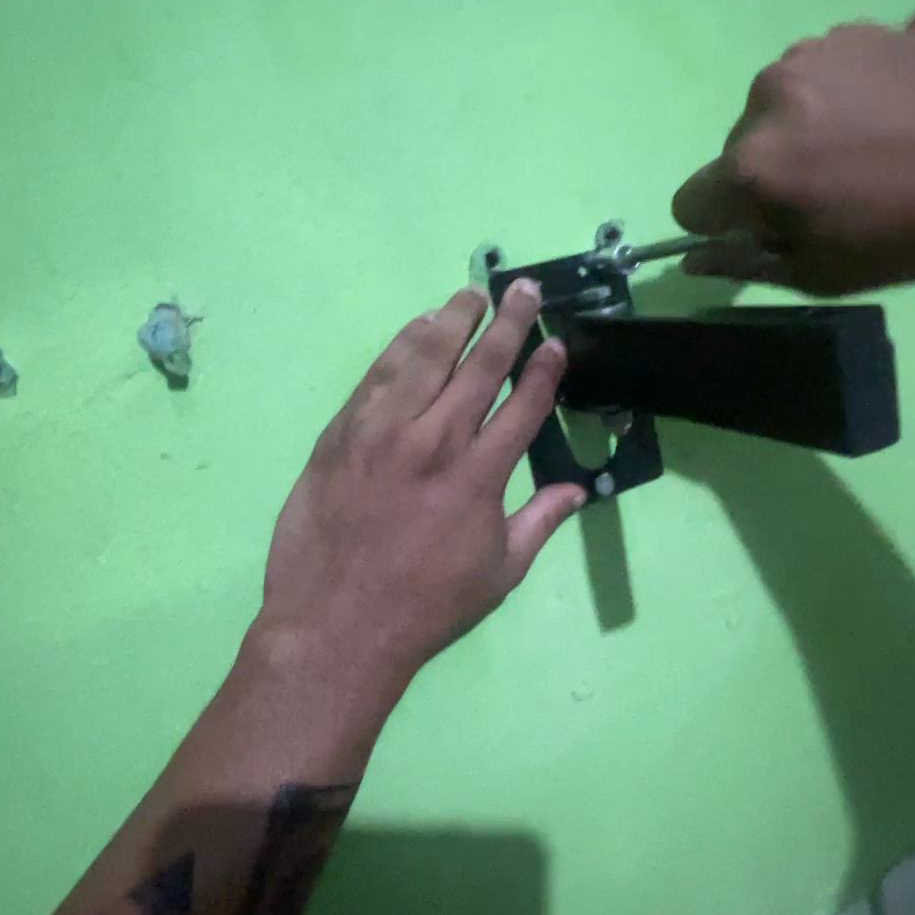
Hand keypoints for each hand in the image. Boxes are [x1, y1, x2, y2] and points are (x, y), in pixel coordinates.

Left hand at [249, 280, 584, 680]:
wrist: (336, 625)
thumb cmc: (426, 606)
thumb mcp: (499, 573)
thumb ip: (540, 522)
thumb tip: (578, 491)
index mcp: (480, 475)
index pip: (523, 405)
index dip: (543, 369)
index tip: (556, 342)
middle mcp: (435, 440)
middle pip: (479, 365)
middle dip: (508, 322)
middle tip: (523, 289)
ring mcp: (382, 432)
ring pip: (424, 356)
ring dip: (452, 319)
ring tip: (470, 295)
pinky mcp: (341, 434)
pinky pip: (376, 376)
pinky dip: (401, 345)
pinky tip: (416, 329)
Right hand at [672, 0, 914, 294]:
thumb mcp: (824, 273)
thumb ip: (746, 264)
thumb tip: (693, 258)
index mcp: (751, 165)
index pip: (691, 203)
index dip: (725, 228)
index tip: (774, 232)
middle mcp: (765, 97)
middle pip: (735, 153)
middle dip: (767, 179)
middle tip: (837, 196)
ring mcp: (812, 53)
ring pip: (776, 112)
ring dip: (802, 134)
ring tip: (872, 150)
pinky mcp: (857, 28)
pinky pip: (822, 76)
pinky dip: (842, 97)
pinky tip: (895, 114)